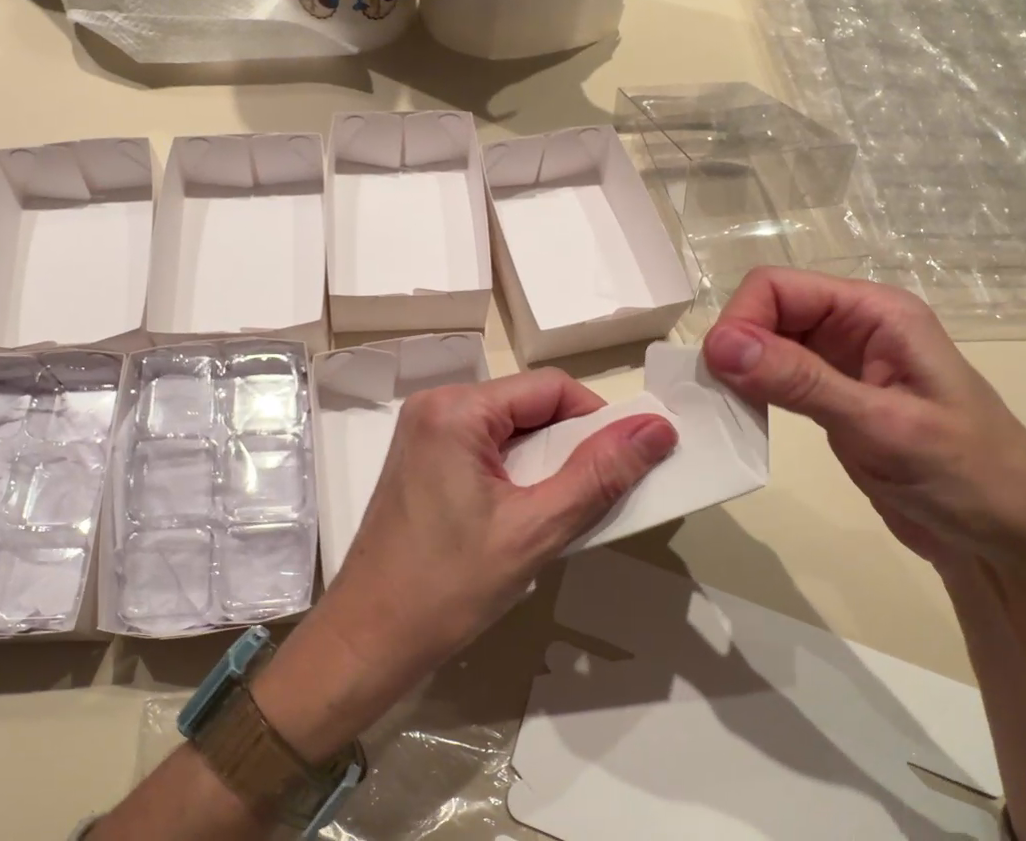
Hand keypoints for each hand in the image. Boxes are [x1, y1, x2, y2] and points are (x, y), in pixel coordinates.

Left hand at [251, 369, 676, 760]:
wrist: (369, 638)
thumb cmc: (448, 587)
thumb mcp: (535, 530)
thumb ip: (598, 475)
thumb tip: (656, 428)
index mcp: (457, 410)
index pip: (550, 387)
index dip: (597, 419)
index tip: (627, 463)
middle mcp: (435, 407)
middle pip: (527, 405)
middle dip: (571, 445)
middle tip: (599, 494)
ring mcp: (423, 434)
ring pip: (508, 429)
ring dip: (545, 463)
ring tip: (564, 510)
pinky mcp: (421, 461)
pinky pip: (484, 449)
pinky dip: (516, 474)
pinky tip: (528, 514)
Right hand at [700, 267, 1025, 570]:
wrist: (1011, 542)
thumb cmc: (968, 476)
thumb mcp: (881, 426)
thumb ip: (800, 381)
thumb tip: (720, 344)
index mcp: (877, 313)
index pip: (778, 286)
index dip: (741, 320)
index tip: (721, 372)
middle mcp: (856, 327)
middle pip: (768, 311)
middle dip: (735, 346)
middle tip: (719, 398)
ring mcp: (842, 364)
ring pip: (765, 345)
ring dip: (739, 372)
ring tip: (727, 412)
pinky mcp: (832, 400)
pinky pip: (776, 380)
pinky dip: (752, 395)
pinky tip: (747, 422)